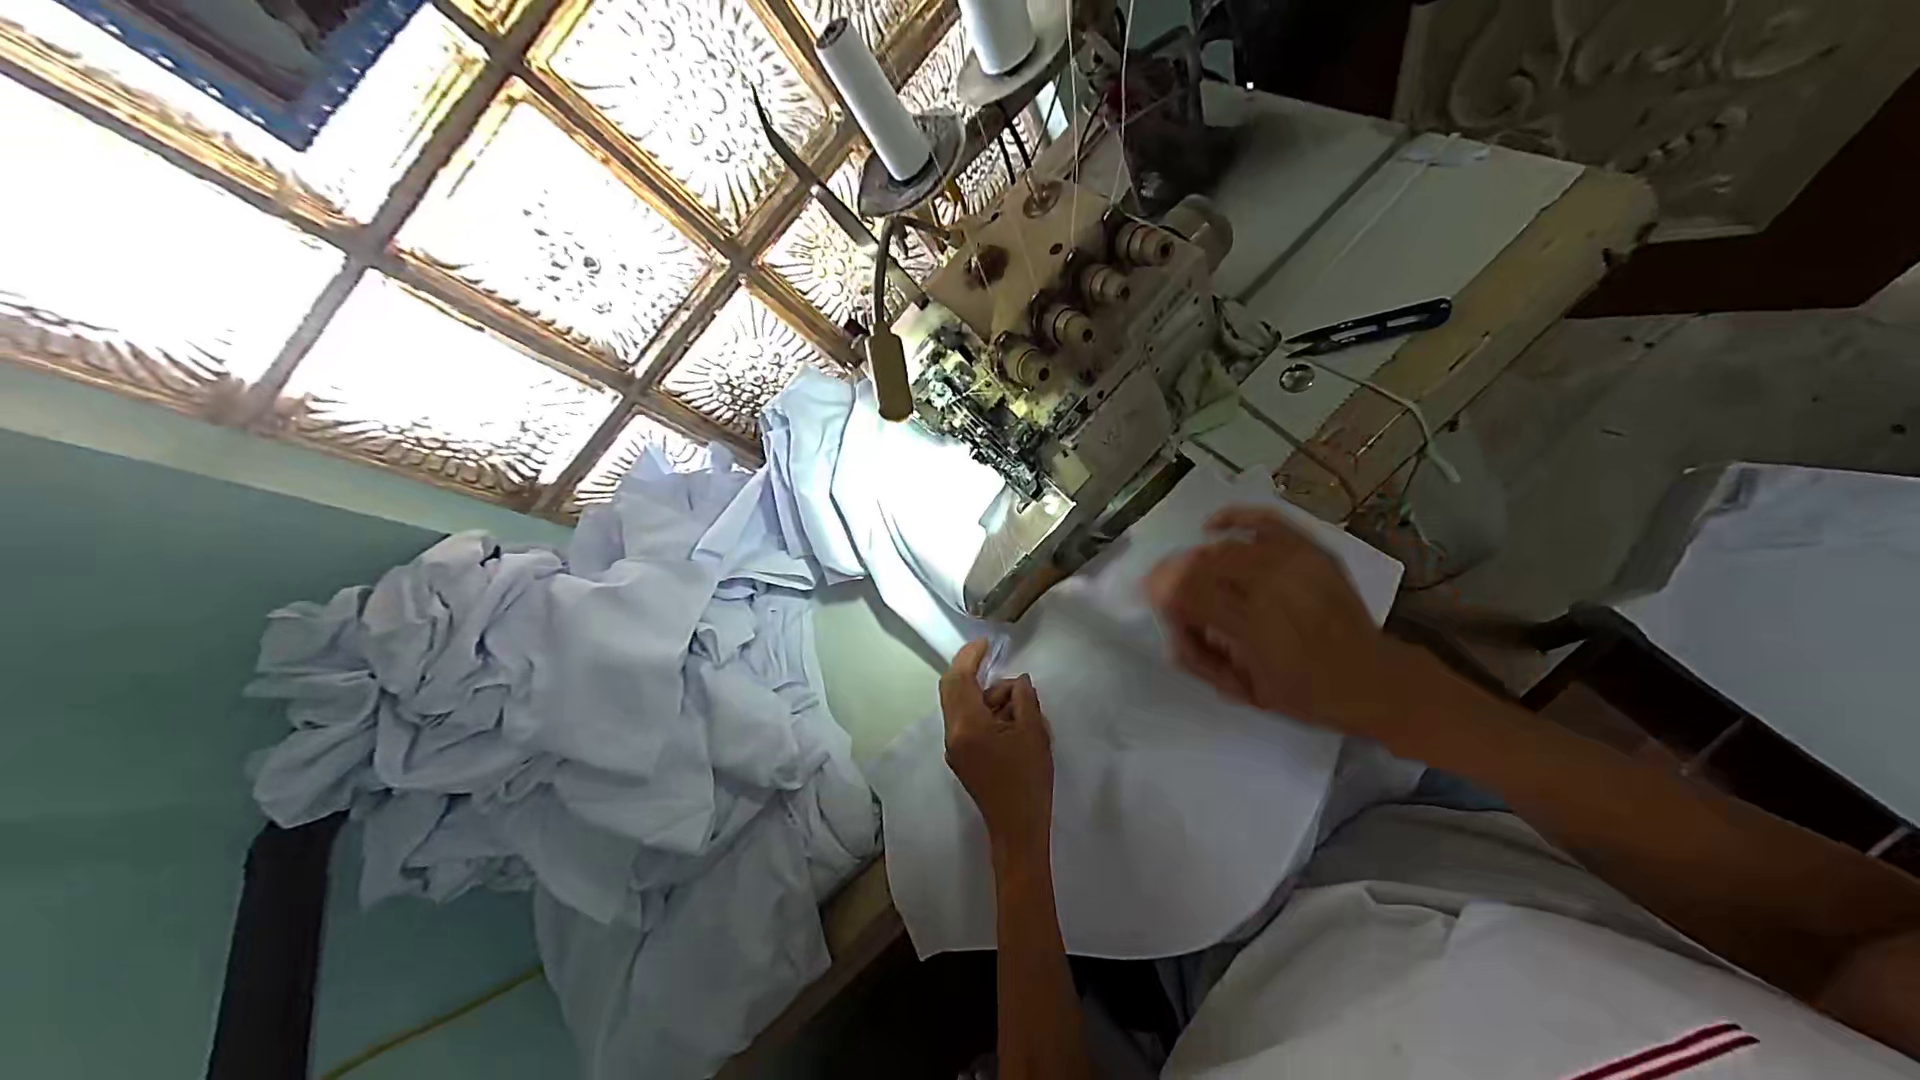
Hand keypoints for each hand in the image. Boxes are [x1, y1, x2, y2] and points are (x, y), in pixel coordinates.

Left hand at [941, 639, 1054, 858]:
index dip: (971, 656)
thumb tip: (1018, 681)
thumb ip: (1024, 699)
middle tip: (994, 659)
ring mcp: (954, 747)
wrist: (1018, 830)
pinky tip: (1010, 716)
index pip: (960, 678)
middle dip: (972, 670)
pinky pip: (966, 721)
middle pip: (952, 688)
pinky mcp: (961, 757)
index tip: (986, 642)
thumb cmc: (1029, 781)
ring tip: (1019, 702)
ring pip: (960, 704)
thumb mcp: (1034, 733)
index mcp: (967, 725)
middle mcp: (953, 733)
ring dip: (984, 694)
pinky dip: (983, 710)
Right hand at [1146, 505, 1406, 733]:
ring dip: (1200, 557)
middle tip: (1170, 588)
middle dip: (1176, 572)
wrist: (1372, 678)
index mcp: (1253, 627)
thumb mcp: (1242, 691)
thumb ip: (1197, 656)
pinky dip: (1236, 517)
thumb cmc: (1303, 693)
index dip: (1161, 588)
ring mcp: (1297, 563)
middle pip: (1202, 562)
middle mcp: (1273, 587)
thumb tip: (1169, 621)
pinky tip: (1215, 526)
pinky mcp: (1313, 550)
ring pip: (1227, 545)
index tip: (1150, 594)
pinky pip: (1265, 520)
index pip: (1188, 591)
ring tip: (1197, 573)